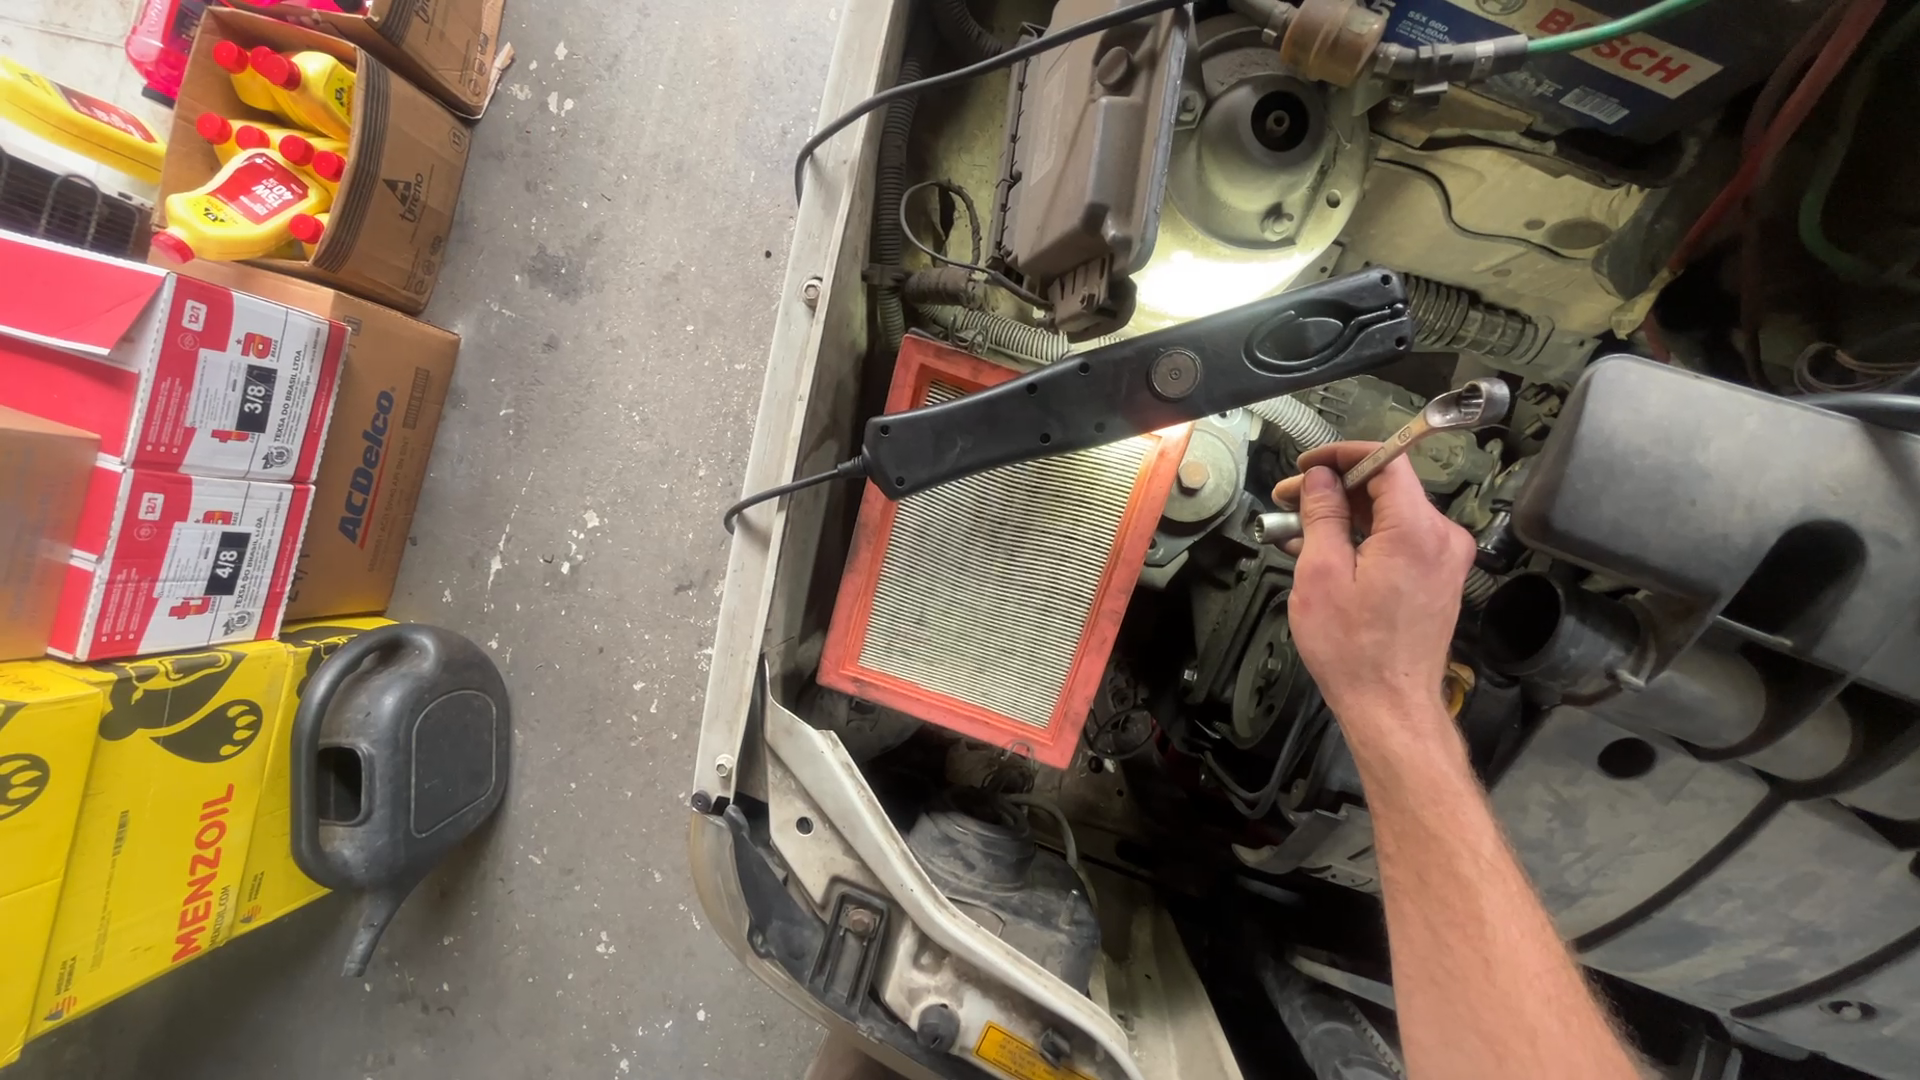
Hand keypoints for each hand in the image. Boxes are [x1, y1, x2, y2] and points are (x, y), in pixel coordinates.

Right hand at [1270, 442, 1474, 719]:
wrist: (1388, 702)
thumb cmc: (1354, 649)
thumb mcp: (1321, 574)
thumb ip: (1323, 516)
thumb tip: (1322, 480)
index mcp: (1416, 532)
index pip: (1387, 461)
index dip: (1343, 455)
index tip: (1309, 465)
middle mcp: (1440, 539)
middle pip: (1385, 488)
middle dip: (1334, 488)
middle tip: (1290, 499)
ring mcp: (1442, 559)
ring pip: (1388, 514)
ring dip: (1343, 514)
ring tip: (1297, 529)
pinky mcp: (1435, 577)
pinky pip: (1396, 539)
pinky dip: (1360, 536)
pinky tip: (1323, 548)